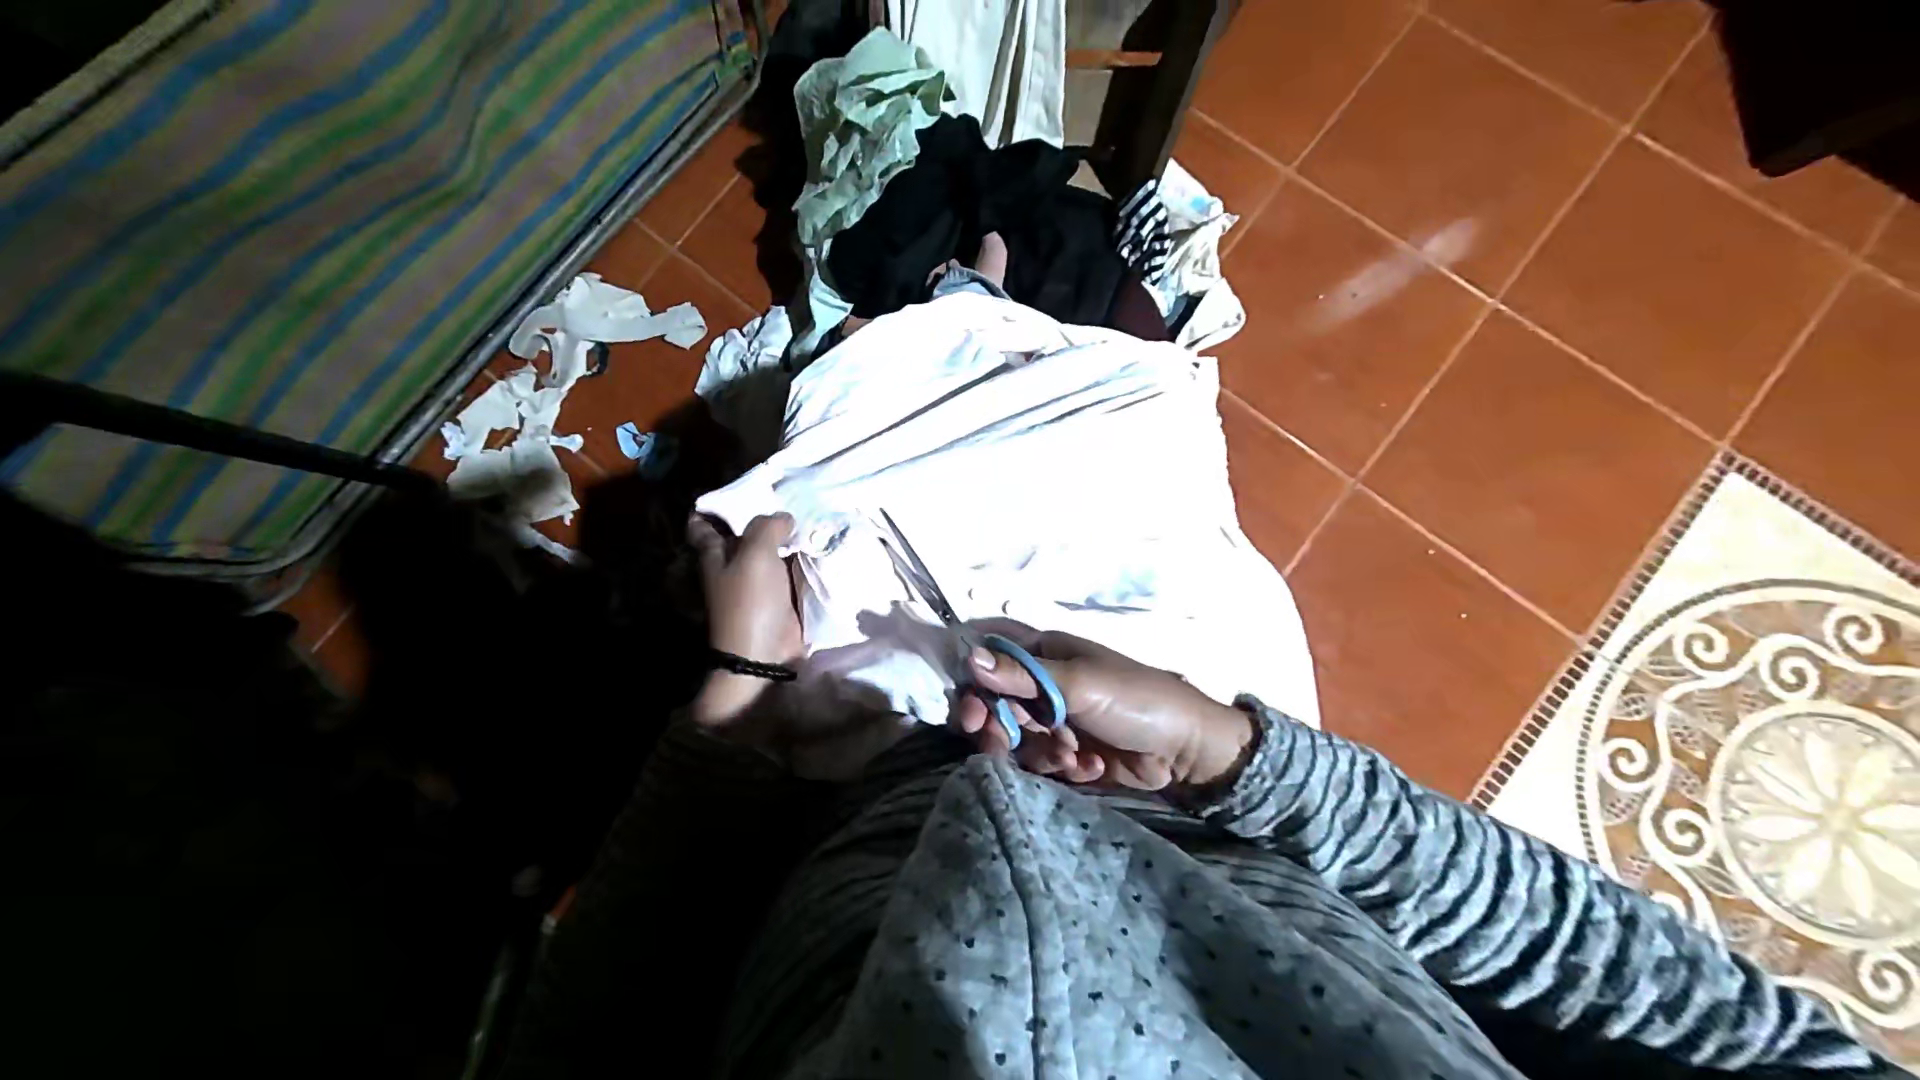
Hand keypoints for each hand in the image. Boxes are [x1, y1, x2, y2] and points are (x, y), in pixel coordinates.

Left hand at [687, 512, 801, 727]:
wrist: (764, 653)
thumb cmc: (751, 600)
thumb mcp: (756, 553)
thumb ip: (768, 526)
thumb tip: (784, 518)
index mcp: (714, 554)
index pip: (703, 525)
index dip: (714, 507)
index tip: (739, 490)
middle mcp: (732, 565)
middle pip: (743, 533)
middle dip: (761, 515)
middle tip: (787, 493)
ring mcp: (757, 581)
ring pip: (770, 549)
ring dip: (786, 536)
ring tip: (809, 511)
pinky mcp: (780, 595)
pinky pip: (790, 568)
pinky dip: (800, 556)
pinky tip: (817, 541)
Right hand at [953, 626, 1255, 791]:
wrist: (1185, 749)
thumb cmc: (1133, 699)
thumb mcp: (1077, 684)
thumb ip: (1022, 674)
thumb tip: (970, 657)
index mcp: (1044, 654)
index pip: (991, 667)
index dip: (977, 691)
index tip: (973, 718)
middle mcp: (1043, 684)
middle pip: (997, 708)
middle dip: (1003, 731)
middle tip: (1005, 747)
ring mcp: (1055, 719)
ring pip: (1018, 740)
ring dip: (1040, 752)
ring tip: (1072, 757)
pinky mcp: (1067, 751)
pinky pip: (1043, 762)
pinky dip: (1063, 767)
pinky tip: (1091, 766)